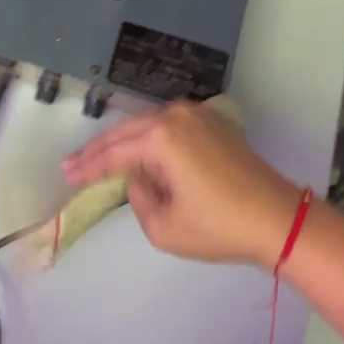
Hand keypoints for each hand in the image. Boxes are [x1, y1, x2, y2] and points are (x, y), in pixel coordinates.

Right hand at [61, 101, 303, 267]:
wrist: (277, 218)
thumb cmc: (219, 226)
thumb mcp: (165, 228)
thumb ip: (139, 200)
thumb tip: (139, 179)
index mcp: (161, 137)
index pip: (113, 153)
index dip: (87, 167)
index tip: (65, 175)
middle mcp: (175, 116)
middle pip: (127, 132)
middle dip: (99, 150)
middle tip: (72, 165)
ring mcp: (197, 115)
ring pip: (147, 125)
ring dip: (124, 142)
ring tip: (99, 159)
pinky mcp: (213, 123)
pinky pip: (170, 126)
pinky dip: (149, 138)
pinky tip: (138, 151)